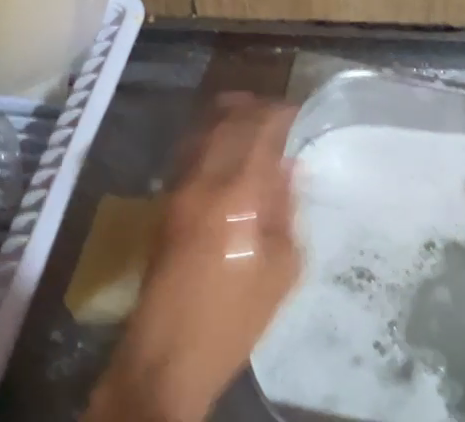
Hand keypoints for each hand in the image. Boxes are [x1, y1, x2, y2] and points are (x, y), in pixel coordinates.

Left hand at [89, 94, 300, 421]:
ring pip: (202, 132)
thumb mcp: (282, 267)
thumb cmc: (235, 317)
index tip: (299, 111)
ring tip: (255, 120)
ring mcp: (177, 191)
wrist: (167, 356)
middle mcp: (202, 181)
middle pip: (226, 121)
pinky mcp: (164, 206)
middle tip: (279, 111)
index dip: (281, 113)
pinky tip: (228, 149)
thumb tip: (289, 168)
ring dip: (229, 119)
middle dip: (255, 108)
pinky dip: (211, 139)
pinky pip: (190, 153)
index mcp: (237, 194)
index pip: (259, 130)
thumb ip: (286, 208)